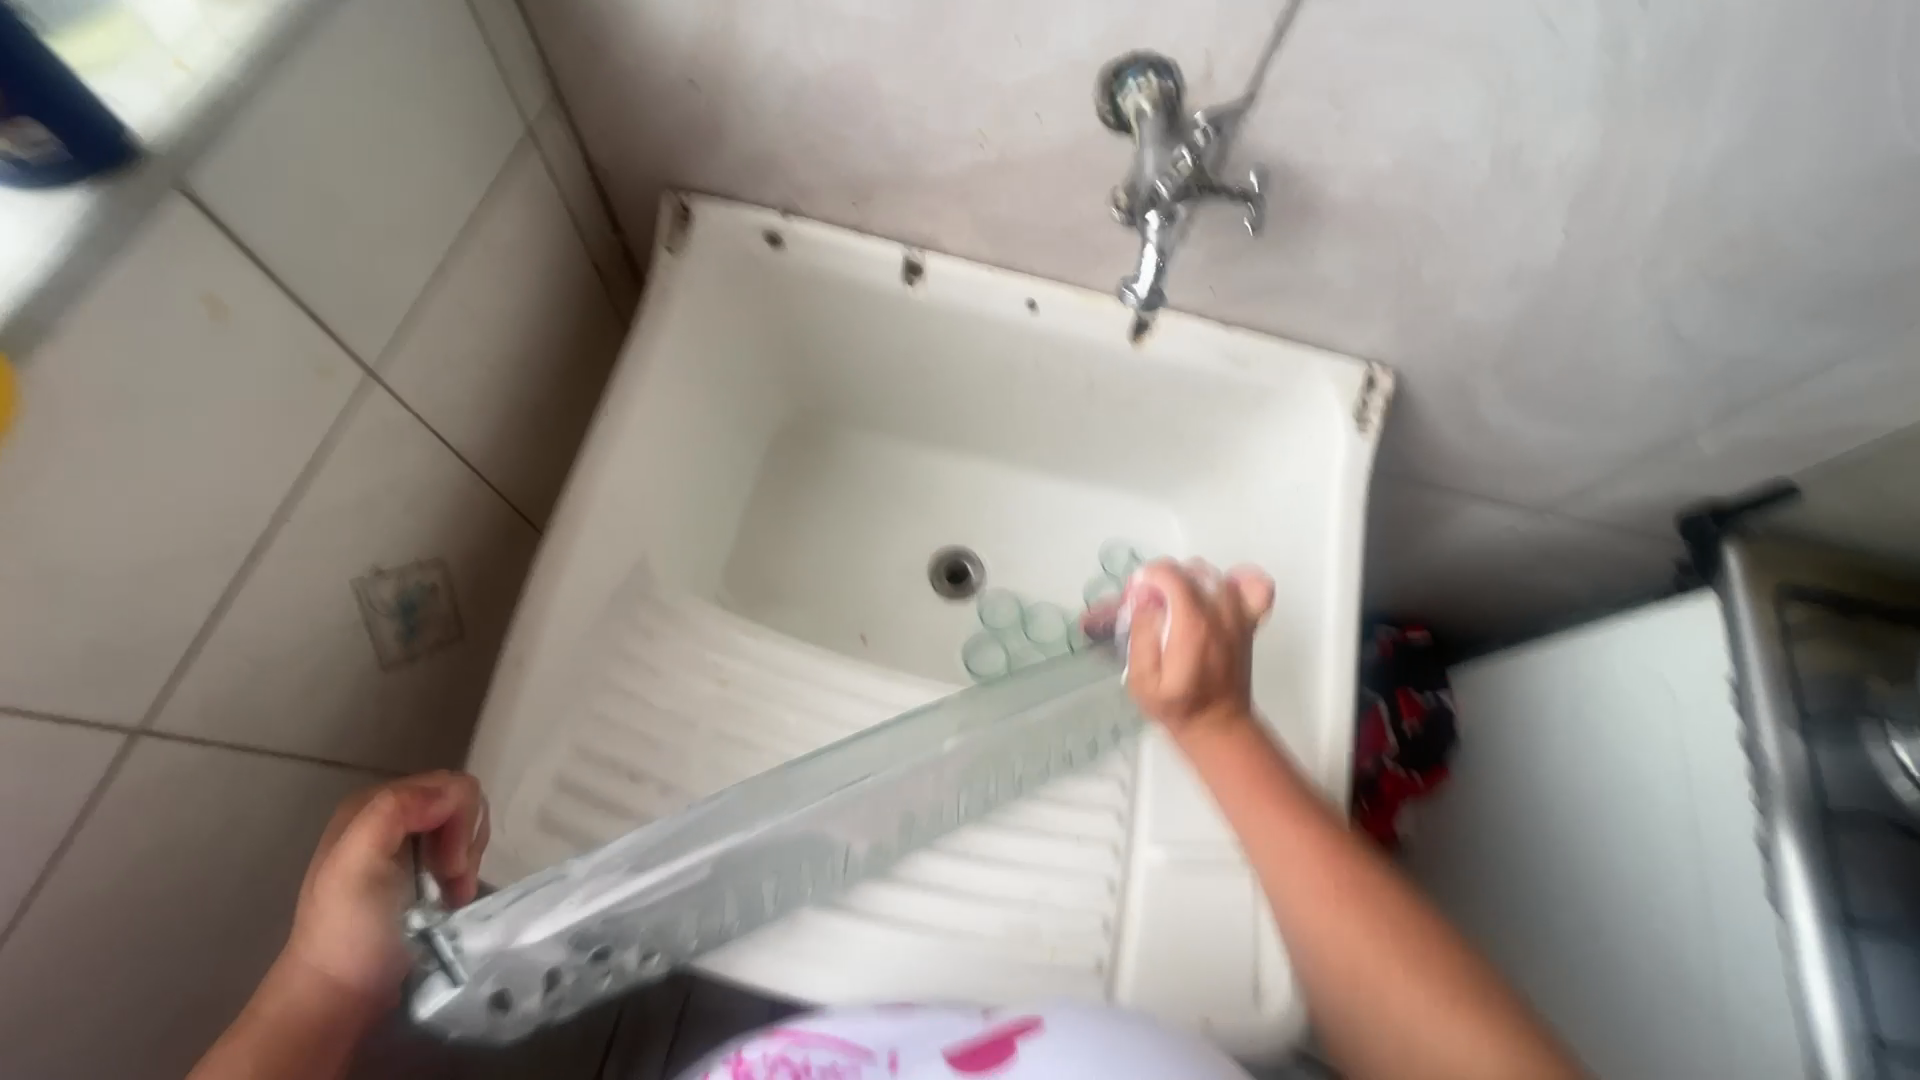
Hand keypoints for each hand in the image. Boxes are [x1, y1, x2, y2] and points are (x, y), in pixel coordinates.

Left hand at [278, 771, 489, 1012]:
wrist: (340, 994)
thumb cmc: (349, 932)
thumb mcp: (355, 867)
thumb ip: (393, 813)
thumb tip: (451, 793)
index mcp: (372, 805)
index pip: (450, 785)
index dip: (460, 822)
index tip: (446, 867)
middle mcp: (391, 815)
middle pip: (462, 801)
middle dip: (465, 839)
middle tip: (449, 879)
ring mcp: (407, 841)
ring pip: (468, 822)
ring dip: (468, 856)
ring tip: (450, 891)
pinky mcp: (422, 865)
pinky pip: (465, 845)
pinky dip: (467, 868)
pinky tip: (452, 894)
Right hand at [1101, 558, 1273, 736]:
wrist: (1219, 725)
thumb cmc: (1177, 706)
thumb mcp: (1142, 680)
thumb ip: (1141, 635)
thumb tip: (1144, 598)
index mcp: (1193, 625)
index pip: (1171, 574)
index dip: (1148, 576)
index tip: (1137, 595)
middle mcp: (1220, 613)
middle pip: (1190, 570)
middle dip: (1164, 579)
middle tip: (1150, 604)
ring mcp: (1240, 615)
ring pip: (1214, 574)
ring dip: (1190, 580)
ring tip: (1175, 603)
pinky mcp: (1250, 621)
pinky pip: (1256, 585)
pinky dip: (1239, 580)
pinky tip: (1217, 594)